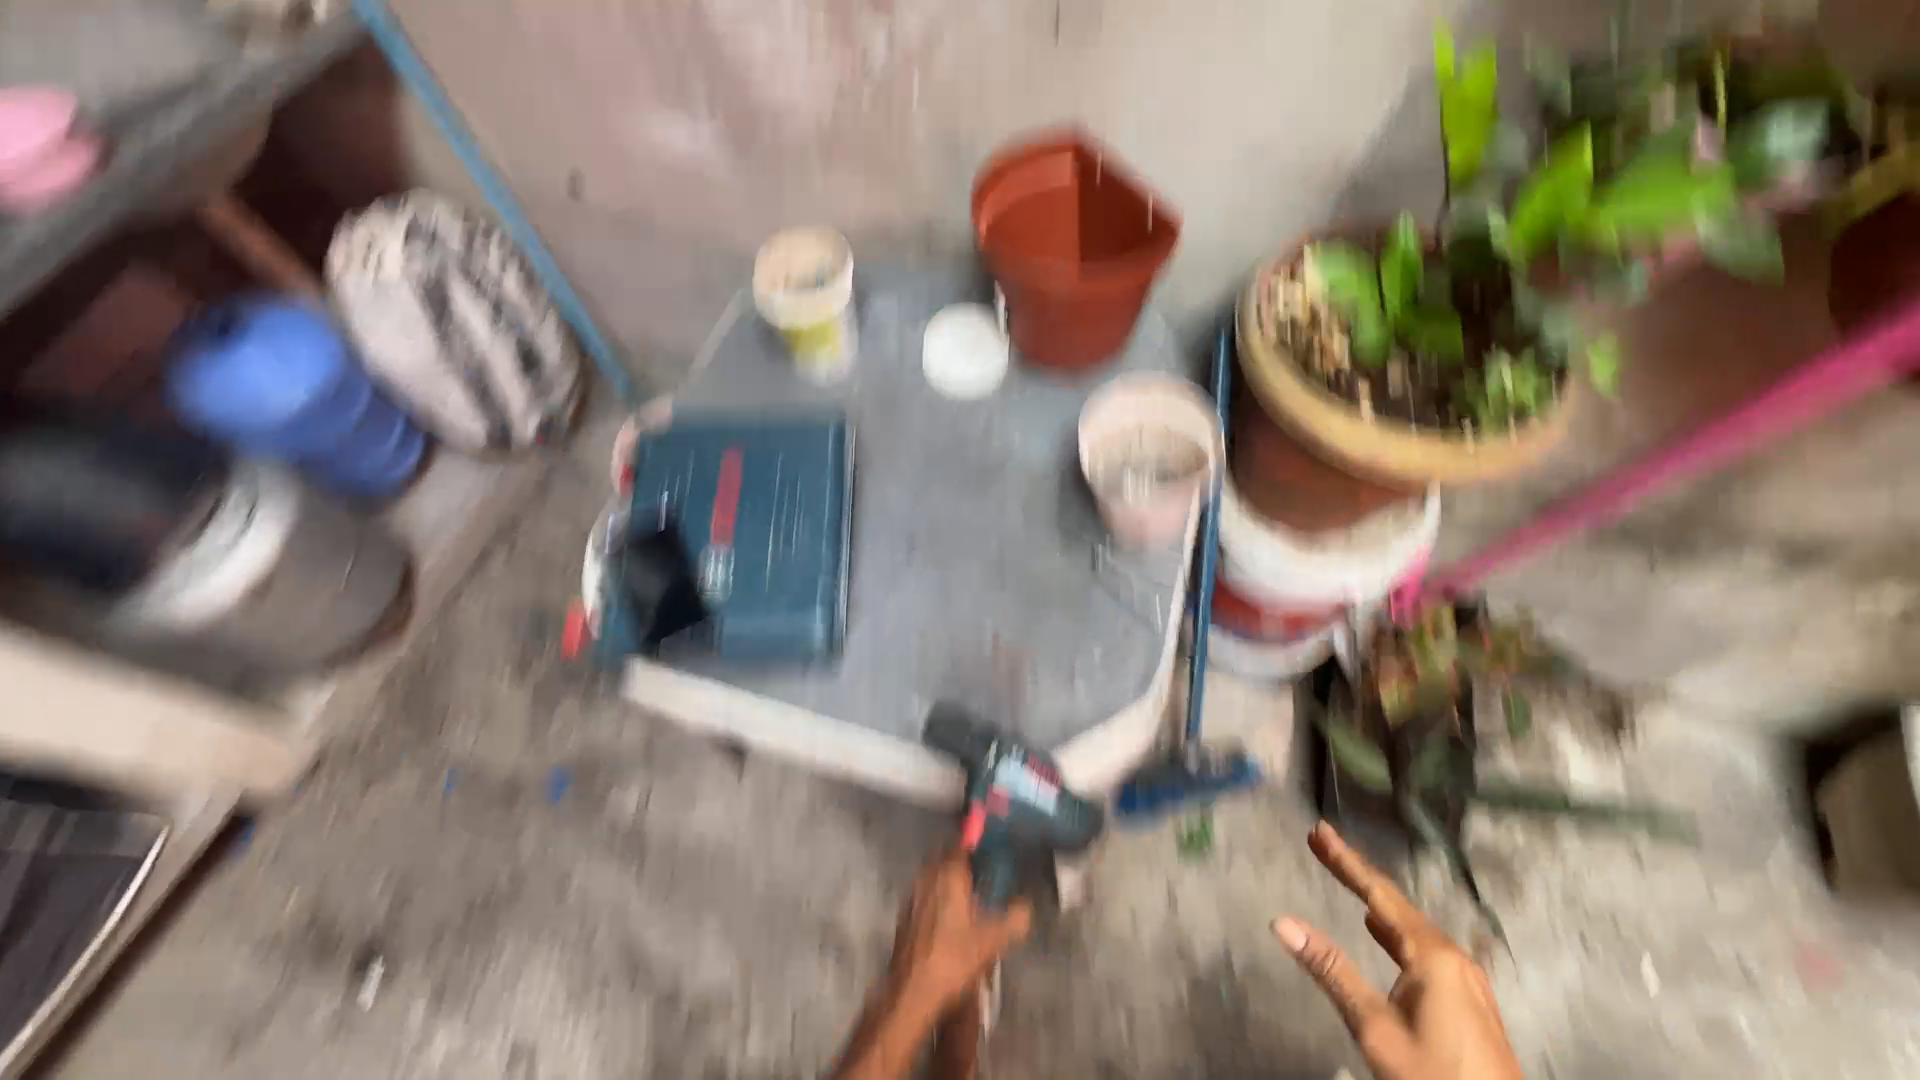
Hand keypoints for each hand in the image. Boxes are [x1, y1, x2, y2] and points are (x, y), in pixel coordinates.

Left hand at [887, 849, 1033, 1016]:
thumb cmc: (954, 957)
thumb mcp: (993, 940)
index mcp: (949, 876)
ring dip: (943, 879)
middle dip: (956, 859)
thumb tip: (1026, 908)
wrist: (913, 989)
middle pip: (941, 858)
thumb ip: (1014, 919)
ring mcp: (912, 898)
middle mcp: (927, 880)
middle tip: (975, 868)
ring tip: (962, 892)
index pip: (958, 846)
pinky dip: (933, 898)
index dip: (970, 841)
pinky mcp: (903, 919)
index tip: (983, 843)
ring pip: (929, 877)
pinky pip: (922, 897)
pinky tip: (945, 917)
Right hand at [1272, 823, 1522, 1079]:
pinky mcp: (1469, 1002)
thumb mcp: (1375, 1028)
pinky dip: (1395, 930)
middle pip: (1397, 905)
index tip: (1319, 830)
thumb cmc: (1434, 1076)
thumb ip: (1331, 970)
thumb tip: (1282, 921)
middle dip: (1358, 873)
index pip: (1379, 894)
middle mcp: (1454, 958)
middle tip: (1323, 845)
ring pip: (1412, 927)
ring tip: (1350, 880)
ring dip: (1377, 901)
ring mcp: (1466, 980)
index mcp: (1433, 955)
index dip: (1346, 860)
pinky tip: (1385, 934)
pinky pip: (1424, 948)